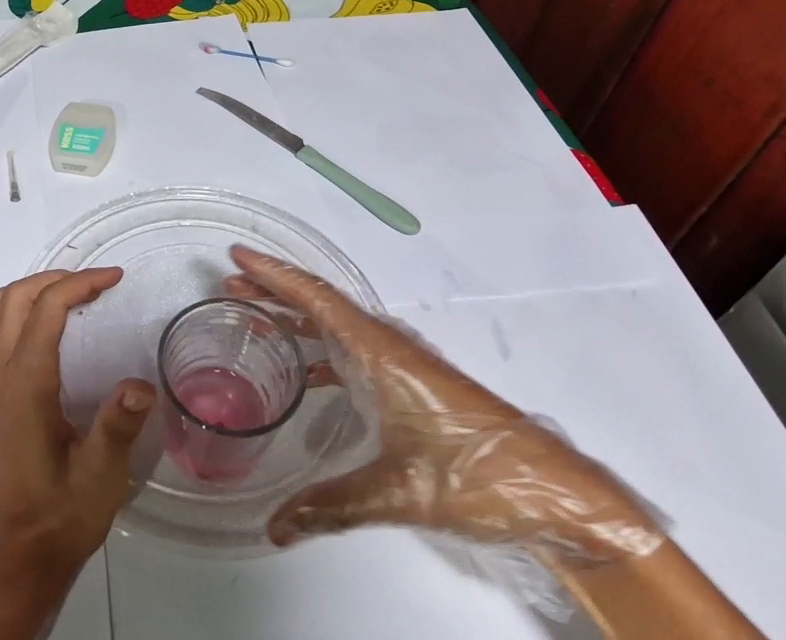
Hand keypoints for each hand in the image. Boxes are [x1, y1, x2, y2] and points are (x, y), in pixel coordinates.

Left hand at [0, 267, 156, 594]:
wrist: (22, 556)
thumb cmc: (62, 516)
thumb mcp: (101, 475)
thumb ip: (117, 426)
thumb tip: (139, 382)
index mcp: (27, 388)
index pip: (45, 313)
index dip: (79, 286)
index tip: (115, 279)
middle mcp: (0, 381)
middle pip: (11, 304)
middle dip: (52, 281)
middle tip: (95, 283)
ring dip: (15, 295)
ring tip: (56, 294)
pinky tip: (19, 334)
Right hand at [225, 246, 664, 563]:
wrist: (554, 491)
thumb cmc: (482, 476)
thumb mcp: (401, 493)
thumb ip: (332, 508)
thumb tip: (274, 528)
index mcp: (383, 354)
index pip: (319, 300)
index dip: (276, 275)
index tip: (239, 256)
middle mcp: (390, 348)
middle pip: (324, 305)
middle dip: (276, 290)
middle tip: (231, 284)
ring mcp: (402, 365)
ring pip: (338, 327)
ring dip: (297, 317)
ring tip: (255, 318)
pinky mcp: (412, 385)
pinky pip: (354, 351)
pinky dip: (321, 349)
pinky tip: (305, 374)